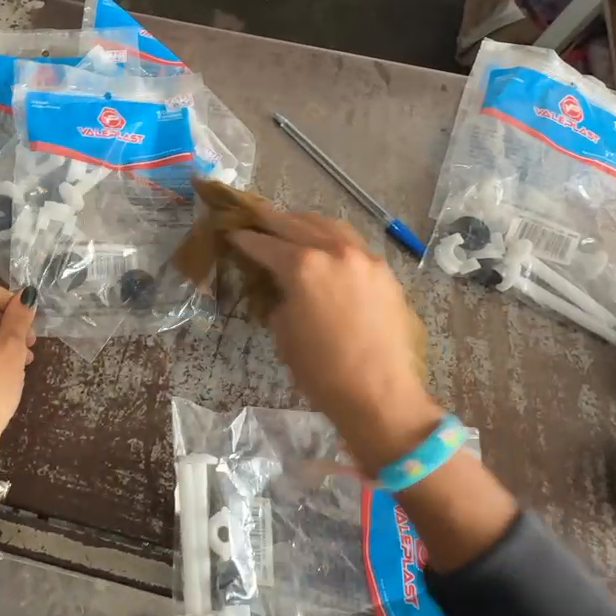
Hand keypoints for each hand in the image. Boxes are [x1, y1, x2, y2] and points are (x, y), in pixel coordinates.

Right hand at [230, 211, 438, 470]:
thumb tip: (279, 285)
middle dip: (270, 221)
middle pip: (295, 224)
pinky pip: (353, 243)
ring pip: (328, 225)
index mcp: (302, 266)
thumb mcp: (283, 331)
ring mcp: (364, 258)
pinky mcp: (384, 272)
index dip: (243, 238)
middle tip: (253, 219)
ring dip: (304, 223)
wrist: (381, 395)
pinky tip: (325, 247)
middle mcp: (334, 250)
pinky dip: (333, 238)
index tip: (231, 232)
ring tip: (290, 226)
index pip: (264, 243)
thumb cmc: (322, 371)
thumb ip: (278, 296)